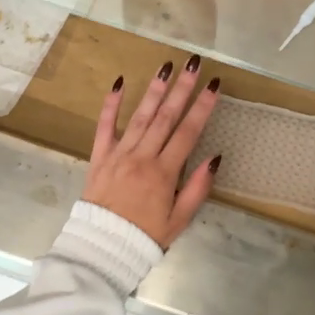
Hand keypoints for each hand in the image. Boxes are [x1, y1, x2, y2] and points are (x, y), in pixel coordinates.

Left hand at [84, 56, 221, 247]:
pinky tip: (119, 83)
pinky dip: (111, 104)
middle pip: (166, 117)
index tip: (215, 85)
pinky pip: (105, 126)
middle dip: (182, 88)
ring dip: (154, 90)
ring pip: (140, 116)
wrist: (102, 250)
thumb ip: (197, 189)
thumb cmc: (145, 238)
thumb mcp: (179, 220)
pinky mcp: (99, 156)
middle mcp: (142, 157)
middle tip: (194, 64)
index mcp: (164, 173)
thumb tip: (214, 158)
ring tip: (166, 66)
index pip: (188, 132)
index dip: (203, 107)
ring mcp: (119, 154)